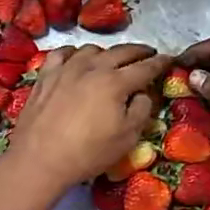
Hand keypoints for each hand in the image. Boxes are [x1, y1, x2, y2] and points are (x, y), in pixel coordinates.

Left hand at [7, 44, 171, 185]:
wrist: (40, 160)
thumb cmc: (89, 152)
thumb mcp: (127, 137)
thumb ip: (142, 110)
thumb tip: (144, 94)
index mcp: (116, 82)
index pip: (146, 67)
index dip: (161, 63)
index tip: (170, 59)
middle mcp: (92, 68)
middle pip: (121, 52)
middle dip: (139, 51)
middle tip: (149, 53)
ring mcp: (66, 69)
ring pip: (92, 49)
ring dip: (108, 52)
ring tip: (113, 60)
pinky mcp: (45, 76)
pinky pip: (62, 54)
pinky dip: (75, 53)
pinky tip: (77, 59)